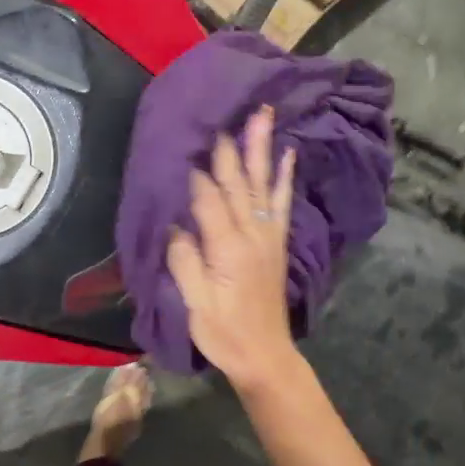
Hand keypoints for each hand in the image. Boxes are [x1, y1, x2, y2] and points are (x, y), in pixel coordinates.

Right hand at [166, 106, 303, 392]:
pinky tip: (288, 154)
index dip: (197, 172)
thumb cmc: (222, 331)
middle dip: (233, 146)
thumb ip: (185, 260)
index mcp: (227, 248)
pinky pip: (282, 203)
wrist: (264, 355)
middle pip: (239, 182)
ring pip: (263, 184)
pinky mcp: (276, 243)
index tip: (186, 142)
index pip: (209, 199)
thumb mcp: (194, 302)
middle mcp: (252, 235)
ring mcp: (268, 237)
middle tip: (231, 110)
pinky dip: (284, 177)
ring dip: (261, 149)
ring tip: (263, 116)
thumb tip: (177, 224)